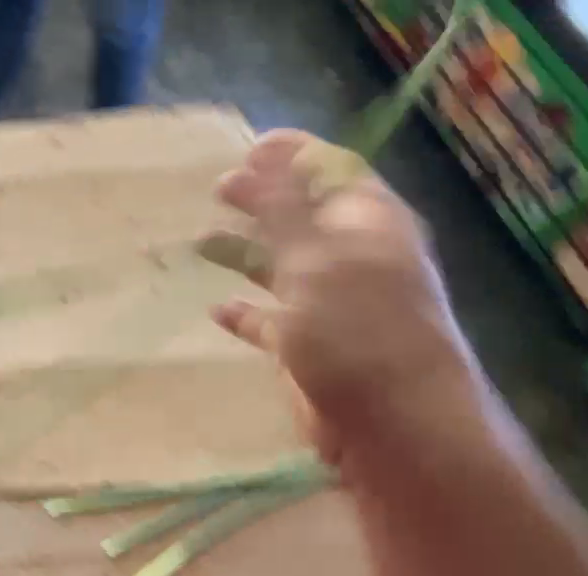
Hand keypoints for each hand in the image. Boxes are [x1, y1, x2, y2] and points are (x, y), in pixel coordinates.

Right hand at [209, 129, 479, 461]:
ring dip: (246, 252)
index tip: (249, 146)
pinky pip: (269, 320)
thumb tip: (264, 161)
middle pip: (303, 218)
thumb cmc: (356, 331)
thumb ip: (288, 213)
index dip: (294, 158)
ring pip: (281, 267)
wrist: (385, 416)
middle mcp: (352, 259)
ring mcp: (330, 305)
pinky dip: (243, 312)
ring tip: (202, 241)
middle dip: (264, 200)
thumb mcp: (319, 261)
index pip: (332, 174)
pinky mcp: (306, 347)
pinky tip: (215, 310)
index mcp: (367, 226)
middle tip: (217, 188)